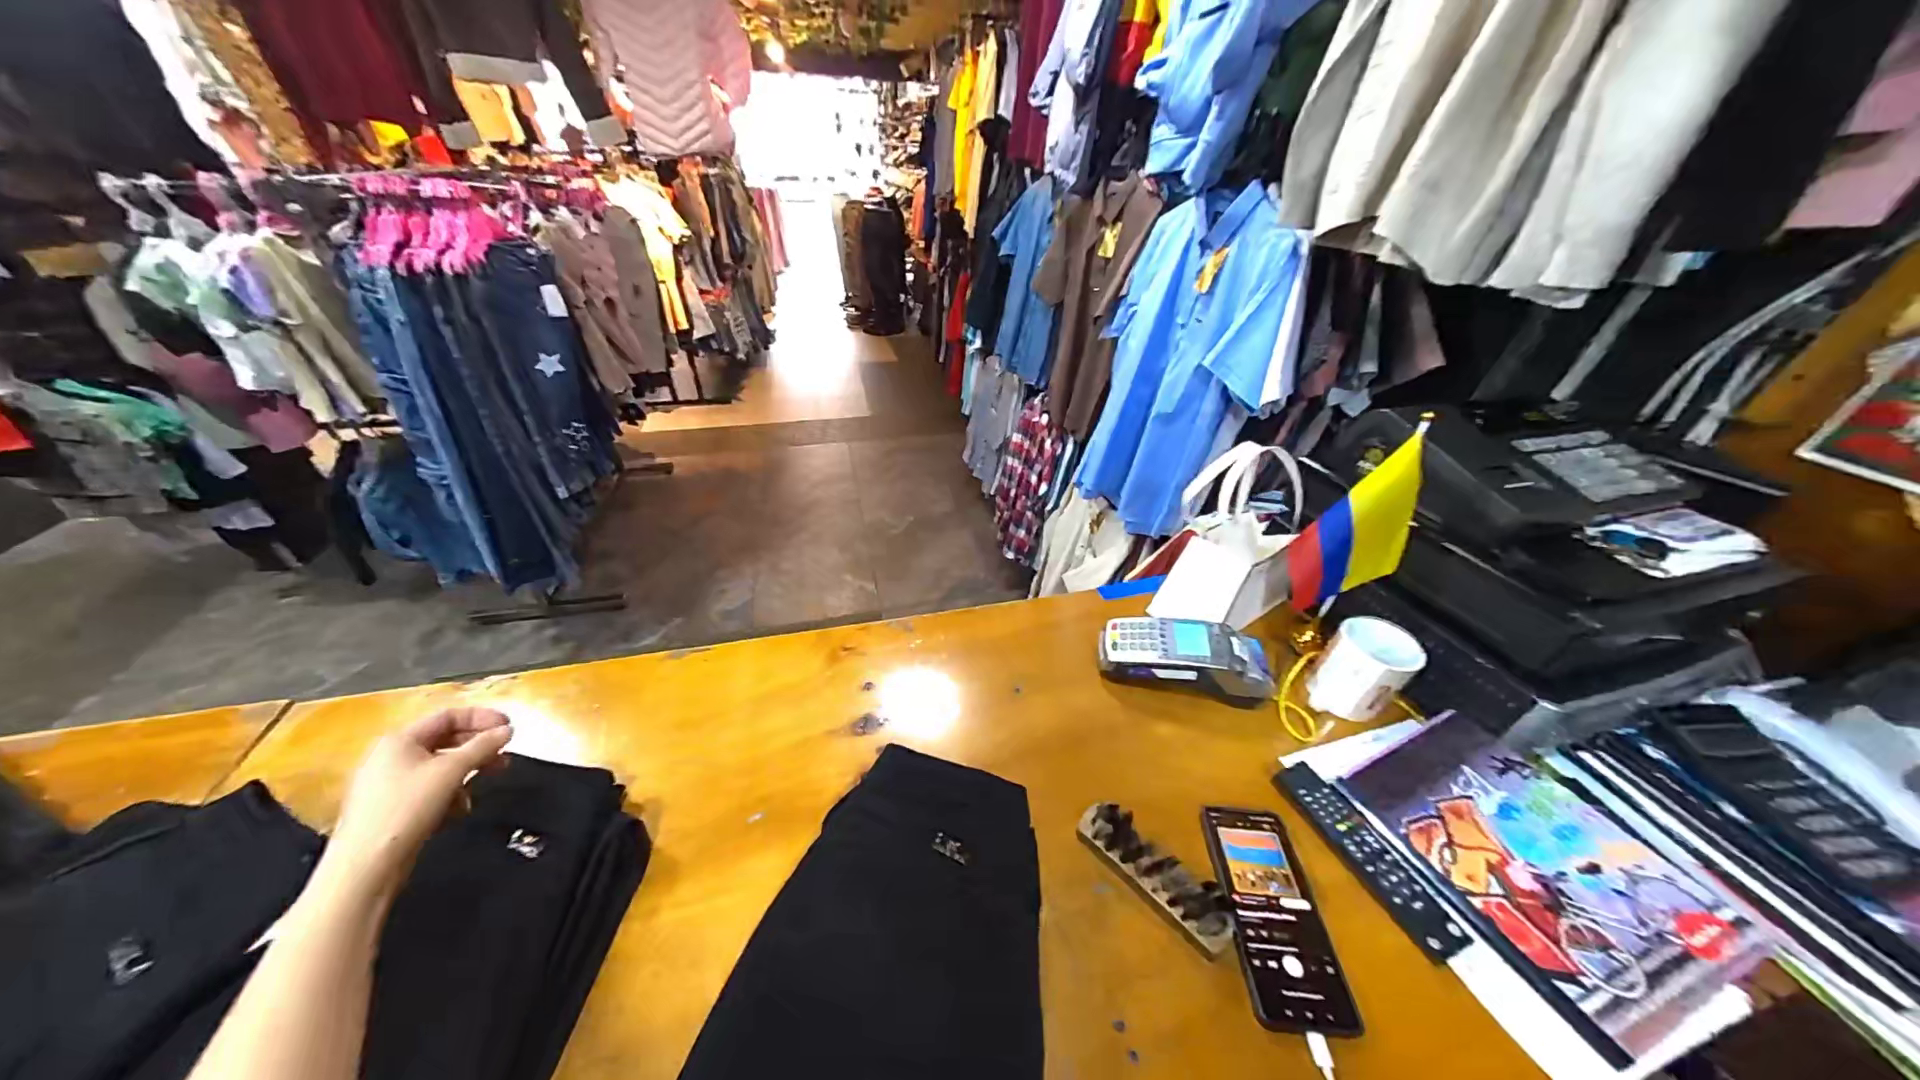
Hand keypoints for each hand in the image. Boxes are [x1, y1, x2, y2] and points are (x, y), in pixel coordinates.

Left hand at [316, 708, 513, 902]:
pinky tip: (458, 809)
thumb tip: (508, 730)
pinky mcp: (392, 808)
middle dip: (478, 747)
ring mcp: (389, 784)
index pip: (448, 716)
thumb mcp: (451, 771)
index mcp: (399, 741)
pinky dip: (450, 793)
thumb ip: (483, 746)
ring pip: (440, 767)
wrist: (366, 867)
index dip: (482, 718)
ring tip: (487, 781)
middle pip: (445, 740)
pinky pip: (430, 789)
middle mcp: (391, 757)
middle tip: (505, 755)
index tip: (510, 727)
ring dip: (467, 771)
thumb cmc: (407, 809)